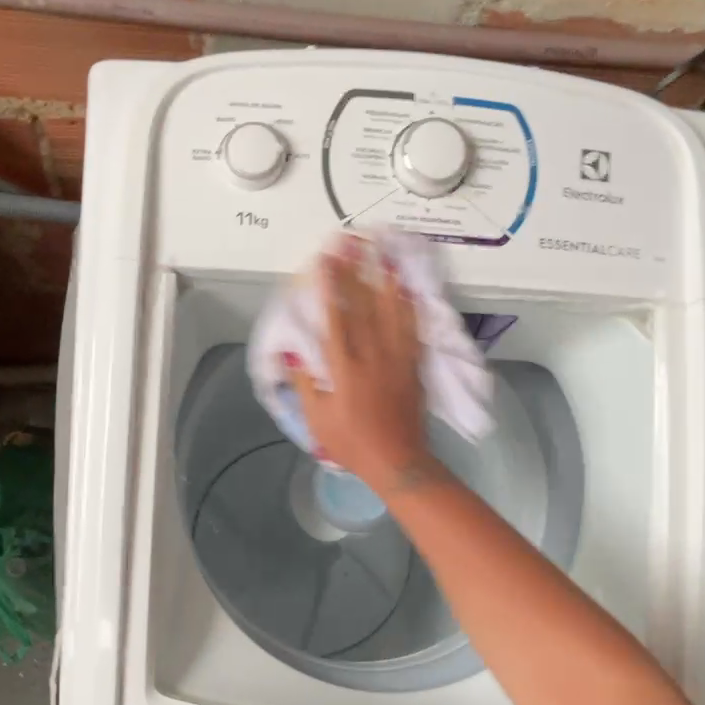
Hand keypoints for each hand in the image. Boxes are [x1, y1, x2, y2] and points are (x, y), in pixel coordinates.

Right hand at [287, 238, 437, 493]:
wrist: (396, 460)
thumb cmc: (351, 443)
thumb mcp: (317, 418)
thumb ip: (305, 383)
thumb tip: (291, 353)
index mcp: (344, 368)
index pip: (335, 318)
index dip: (329, 287)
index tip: (323, 261)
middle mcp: (372, 355)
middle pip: (362, 306)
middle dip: (353, 272)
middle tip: (348, 243)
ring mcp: (396, 358)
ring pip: (390, 310)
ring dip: (384, 279)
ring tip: (381, 252)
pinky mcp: (413, 365)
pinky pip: (411, 328)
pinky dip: (408, 305)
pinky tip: (405, 287)